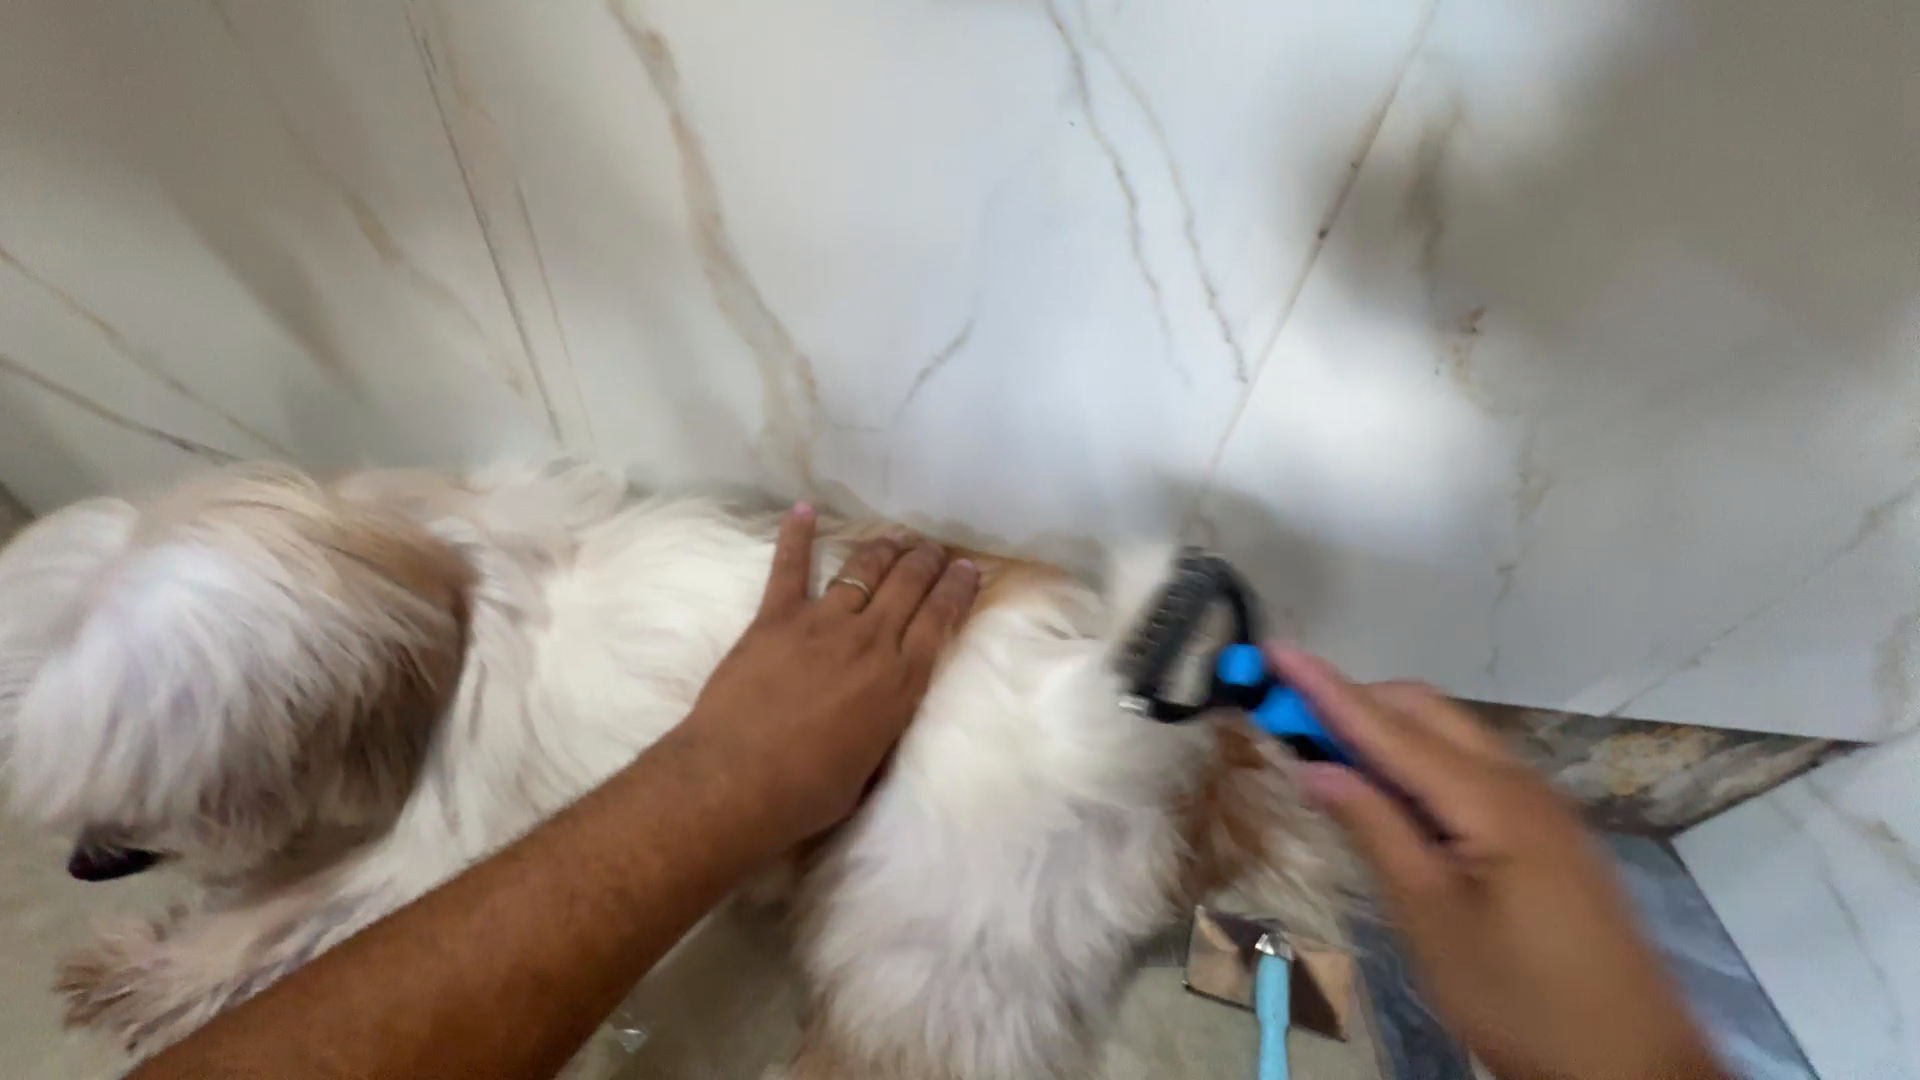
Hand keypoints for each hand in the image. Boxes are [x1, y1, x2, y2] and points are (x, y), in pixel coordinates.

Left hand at [680, 505, 978, 849]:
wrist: (736, 783)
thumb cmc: (808, 791)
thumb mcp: (872, 764)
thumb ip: (887, 722)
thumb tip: (890, 702)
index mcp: (899, 680)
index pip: (940, 619)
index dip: (958, 588)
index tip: (969, 567)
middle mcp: (869, 640)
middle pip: (909, 584)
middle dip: (927, 560)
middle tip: (935, 548)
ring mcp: (821, 622)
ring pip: (864, 569)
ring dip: (885, 548)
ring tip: (897, 537)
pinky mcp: (775, 618)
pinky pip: (790, 567)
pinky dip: (797, 536)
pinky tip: (804, 509)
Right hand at [1269, 646, 1728, 1079]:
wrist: (1634, 1070)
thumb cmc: (1519, 997)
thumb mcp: (1428, 915)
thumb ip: (1371, 827)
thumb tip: (1313, 766)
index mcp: (1491, 802)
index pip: (1387, 727)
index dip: (1323, 687)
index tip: (1274, 651)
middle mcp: (1518, 783)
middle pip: (1422, 709)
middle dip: (1352, 698)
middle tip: (1288, 718)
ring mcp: (1537, 803)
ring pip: (1446, 730)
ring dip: (1382, 724)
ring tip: (1323, 747)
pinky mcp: (1541, 827)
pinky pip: (1465, 762)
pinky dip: (1413, 755)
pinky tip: (1385, 788)